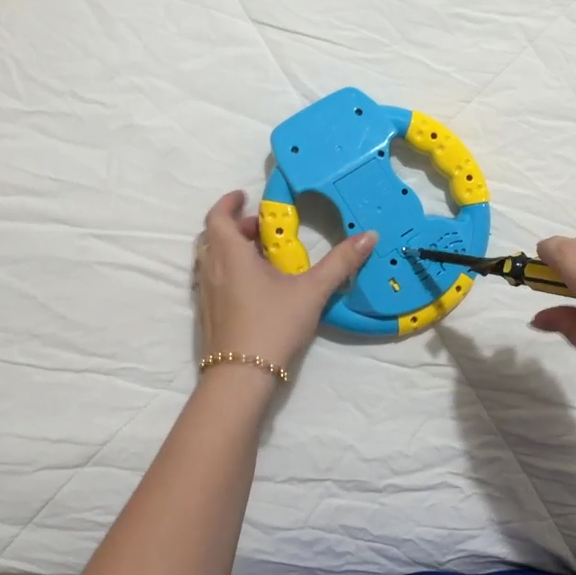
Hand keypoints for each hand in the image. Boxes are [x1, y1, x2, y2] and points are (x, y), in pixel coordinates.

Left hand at [194, 190, 374, 375]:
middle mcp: (211, 269)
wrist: (241, 377)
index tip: (244, 197)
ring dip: (230, 250)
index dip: (228, 203)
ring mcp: (205, 294)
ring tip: (260, 256)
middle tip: (262, 229)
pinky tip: (253, 288)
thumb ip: (340, 262)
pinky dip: (228, 272)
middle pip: (213, 236)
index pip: (218, 217)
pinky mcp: (207, 315)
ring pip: (210, 260)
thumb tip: (370, 236)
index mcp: (230, 255)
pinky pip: (212, 281)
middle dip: (236, 227)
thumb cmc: (273, 325)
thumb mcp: (312, 291)